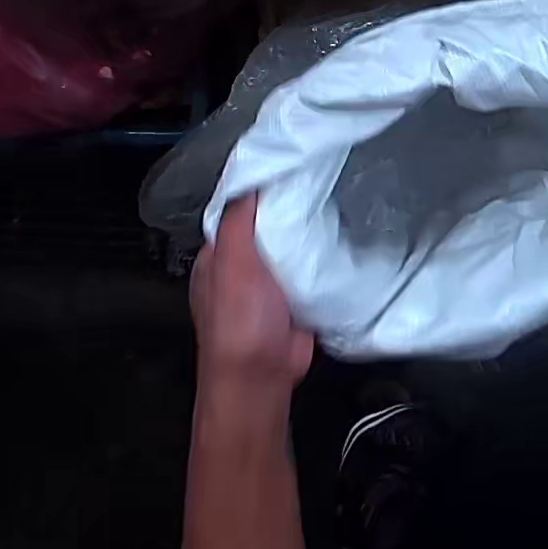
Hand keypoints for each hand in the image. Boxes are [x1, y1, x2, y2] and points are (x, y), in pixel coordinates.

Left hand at [191, 194, 313, 392]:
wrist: (263, 376)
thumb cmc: (239, 325)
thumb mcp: (233, 262)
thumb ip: (238, 221)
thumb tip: (248, 183)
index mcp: (218, 257)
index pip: (237, 211)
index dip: (259, 190)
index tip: (285, 172)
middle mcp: (240, 268)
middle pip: (267, 227)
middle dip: (287, 211)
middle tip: (312, 190)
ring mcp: (267, 285)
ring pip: (289, 247)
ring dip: (304, 236)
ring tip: (325, 212)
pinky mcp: (293, 298)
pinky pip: (307, 268)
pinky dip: (318, 260)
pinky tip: (330, 247)